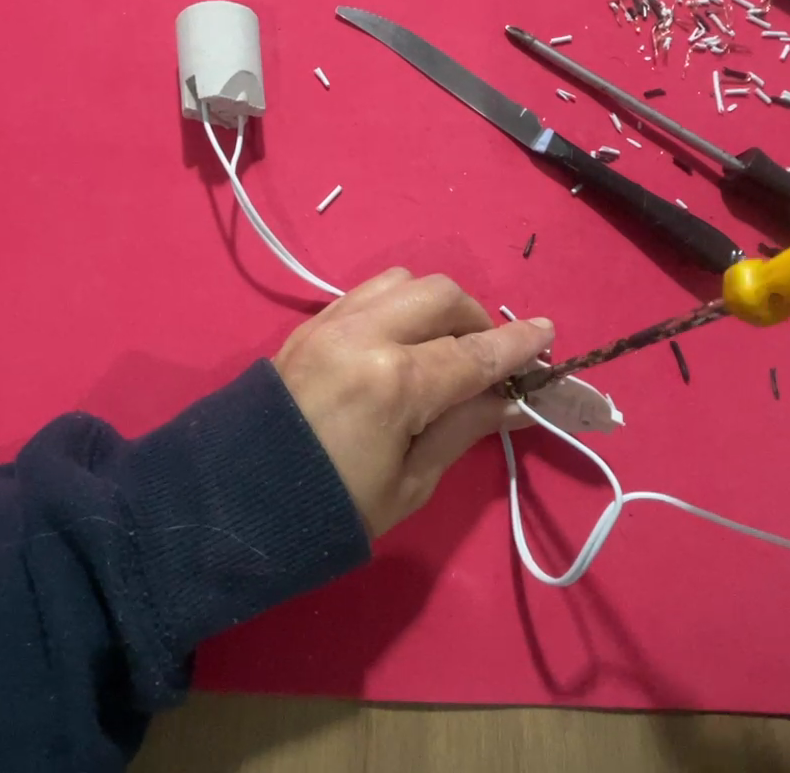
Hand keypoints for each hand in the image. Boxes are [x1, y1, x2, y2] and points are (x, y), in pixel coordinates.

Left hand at [272, 267, 554, 538]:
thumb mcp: (412, 481)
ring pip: (401, 282)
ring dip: (435, 305)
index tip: (547, 335)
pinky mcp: (308, 325)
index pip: (474, 353)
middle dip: (477, 319)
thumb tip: (516, 401)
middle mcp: (363, 335)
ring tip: (444, 345)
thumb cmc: (334, 507)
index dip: (517, 346)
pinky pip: (365, 293)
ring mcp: (330, 323)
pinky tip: (402, 340)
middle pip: (440, 296)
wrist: (242, 501)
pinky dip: (397, 306)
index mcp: (394, 381)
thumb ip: (465, 427)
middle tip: (488, 357)